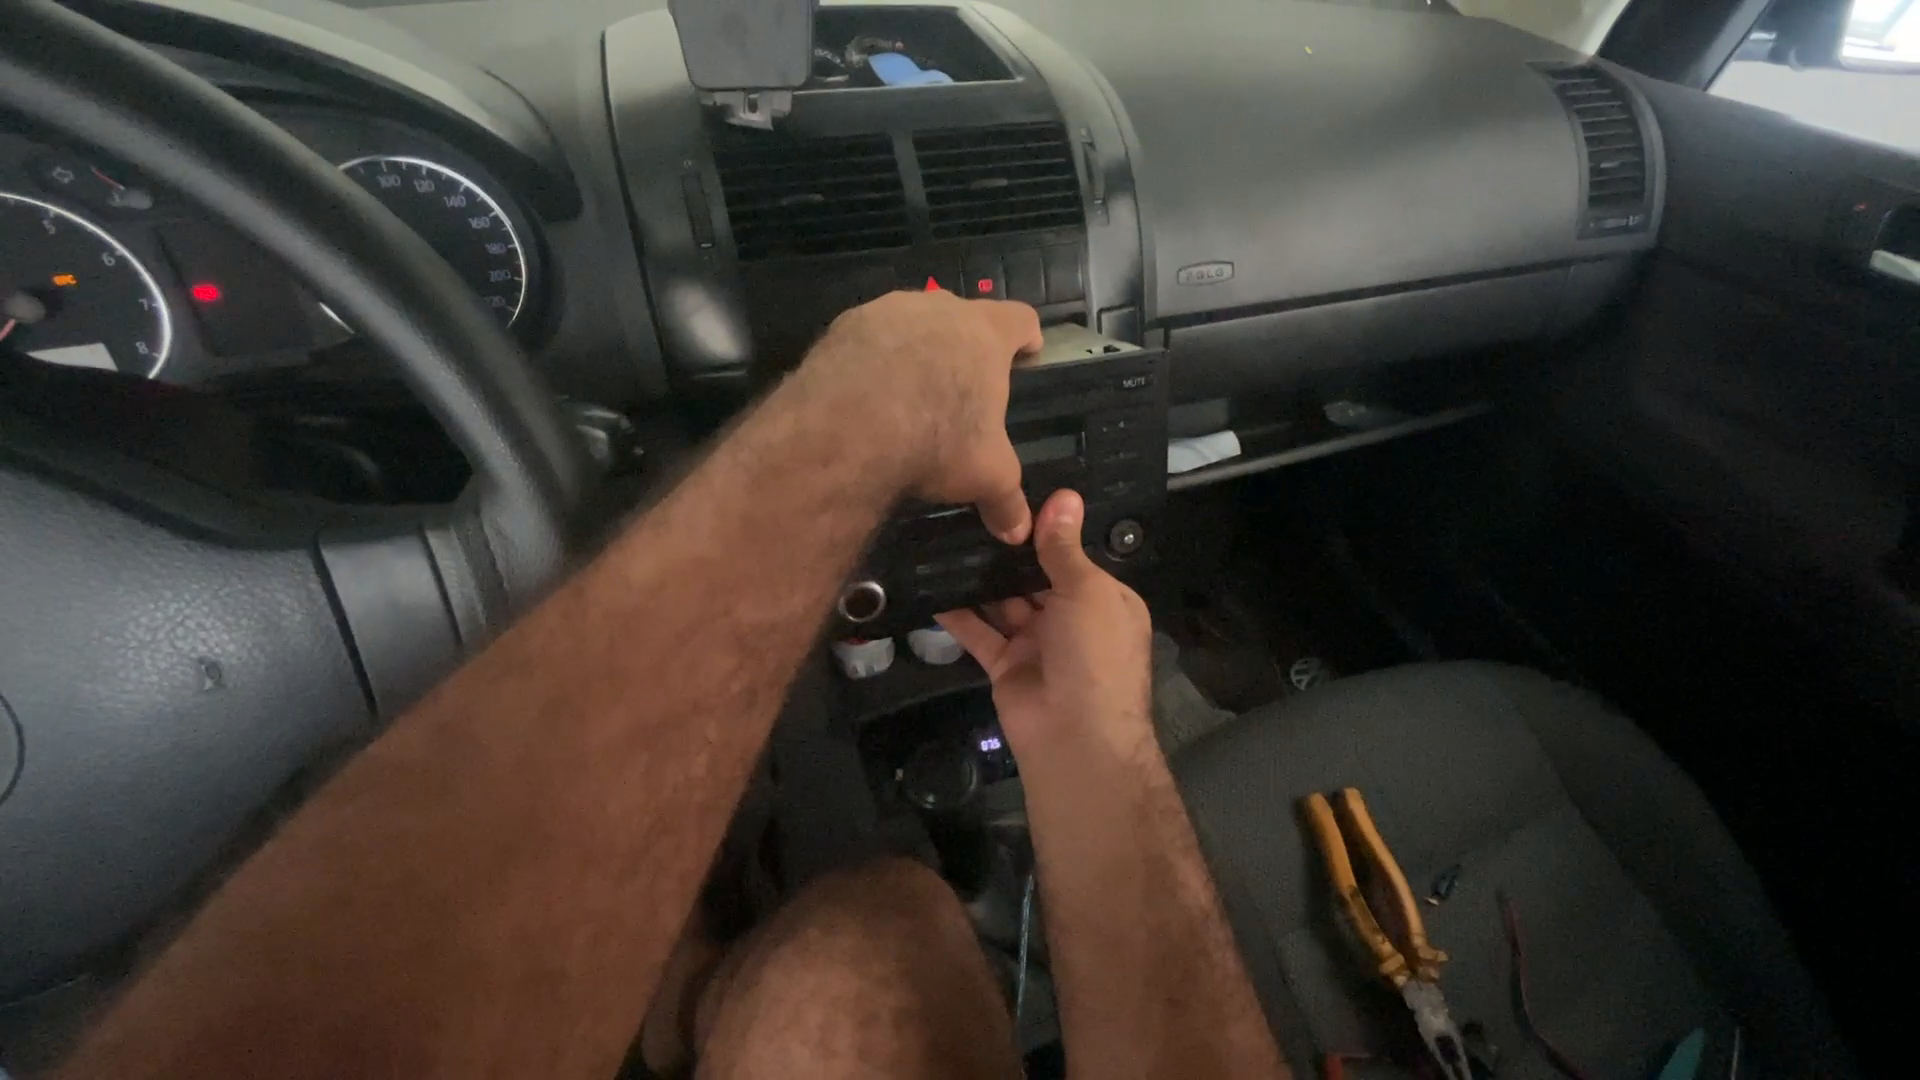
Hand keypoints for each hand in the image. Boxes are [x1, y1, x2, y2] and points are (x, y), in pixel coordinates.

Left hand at [799, 290, 1042, 543]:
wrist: (847, 430)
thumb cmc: (937, 440)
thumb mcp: (985, 476)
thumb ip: (1007, 499)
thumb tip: (1019, 531)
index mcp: (985, 334)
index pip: (1020, 318)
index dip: (1025, 337)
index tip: (1026, 352)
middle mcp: (939, 309)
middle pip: (963, 316)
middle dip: (964, 346)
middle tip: (962, 385)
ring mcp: (886, 310)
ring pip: (912, 323)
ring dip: (915, 350)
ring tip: (909, 393)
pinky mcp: (843, 327)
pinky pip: (867, 339)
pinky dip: (872, 361)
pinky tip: (867, 396)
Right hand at [937, 489, 1154, 760]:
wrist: (1075, 737)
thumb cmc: (1093, 653)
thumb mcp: (1086, 590)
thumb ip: (1063, 547)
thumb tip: (1065, 495)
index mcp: (1103, 599)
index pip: (1072, 557)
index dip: (1044, 531)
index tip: (1009, 496)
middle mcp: (1071, 618)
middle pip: (1033, 578)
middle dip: (1006, 553)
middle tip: (965, 511)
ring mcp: (1037, 642)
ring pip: (1003, 602)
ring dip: (979, 578)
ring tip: (943, 539)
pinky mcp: (1005, 664)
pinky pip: (979, 632)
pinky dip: (957, 613)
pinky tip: (930, 586)